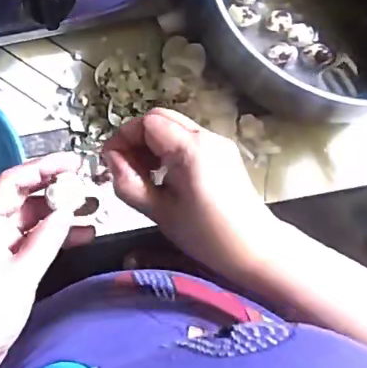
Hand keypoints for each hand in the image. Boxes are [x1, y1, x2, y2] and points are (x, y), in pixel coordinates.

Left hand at [0, 152, 95, 367]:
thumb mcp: (19, 278)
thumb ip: (46, 240)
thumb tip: (68, 210)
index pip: (12, 181)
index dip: (44, 167)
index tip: (74, 162)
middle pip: (22, 196)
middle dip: (55, 189)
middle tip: (88, 185)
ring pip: (28, 216)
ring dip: (58, 212)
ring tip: (92, 208)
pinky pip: (28, 237)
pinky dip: (51, 234)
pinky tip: (80, 234)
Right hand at [101, 108, 283, 278]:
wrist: (256, 249)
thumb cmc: (207, 236)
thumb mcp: (159, 213)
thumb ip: (129, 183)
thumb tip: (111, 160)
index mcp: (190, 149)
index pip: (146, 122)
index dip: (124, 137)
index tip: (111, 161)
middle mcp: (206, 137)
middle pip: (160, 118)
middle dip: (137, 137)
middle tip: (126, 167)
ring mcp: (218, 142)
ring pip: (174, 127)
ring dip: (153, 143)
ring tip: (145, 175)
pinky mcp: (224, 152)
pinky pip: (189, 138)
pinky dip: (170, 149)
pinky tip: (167, 177)